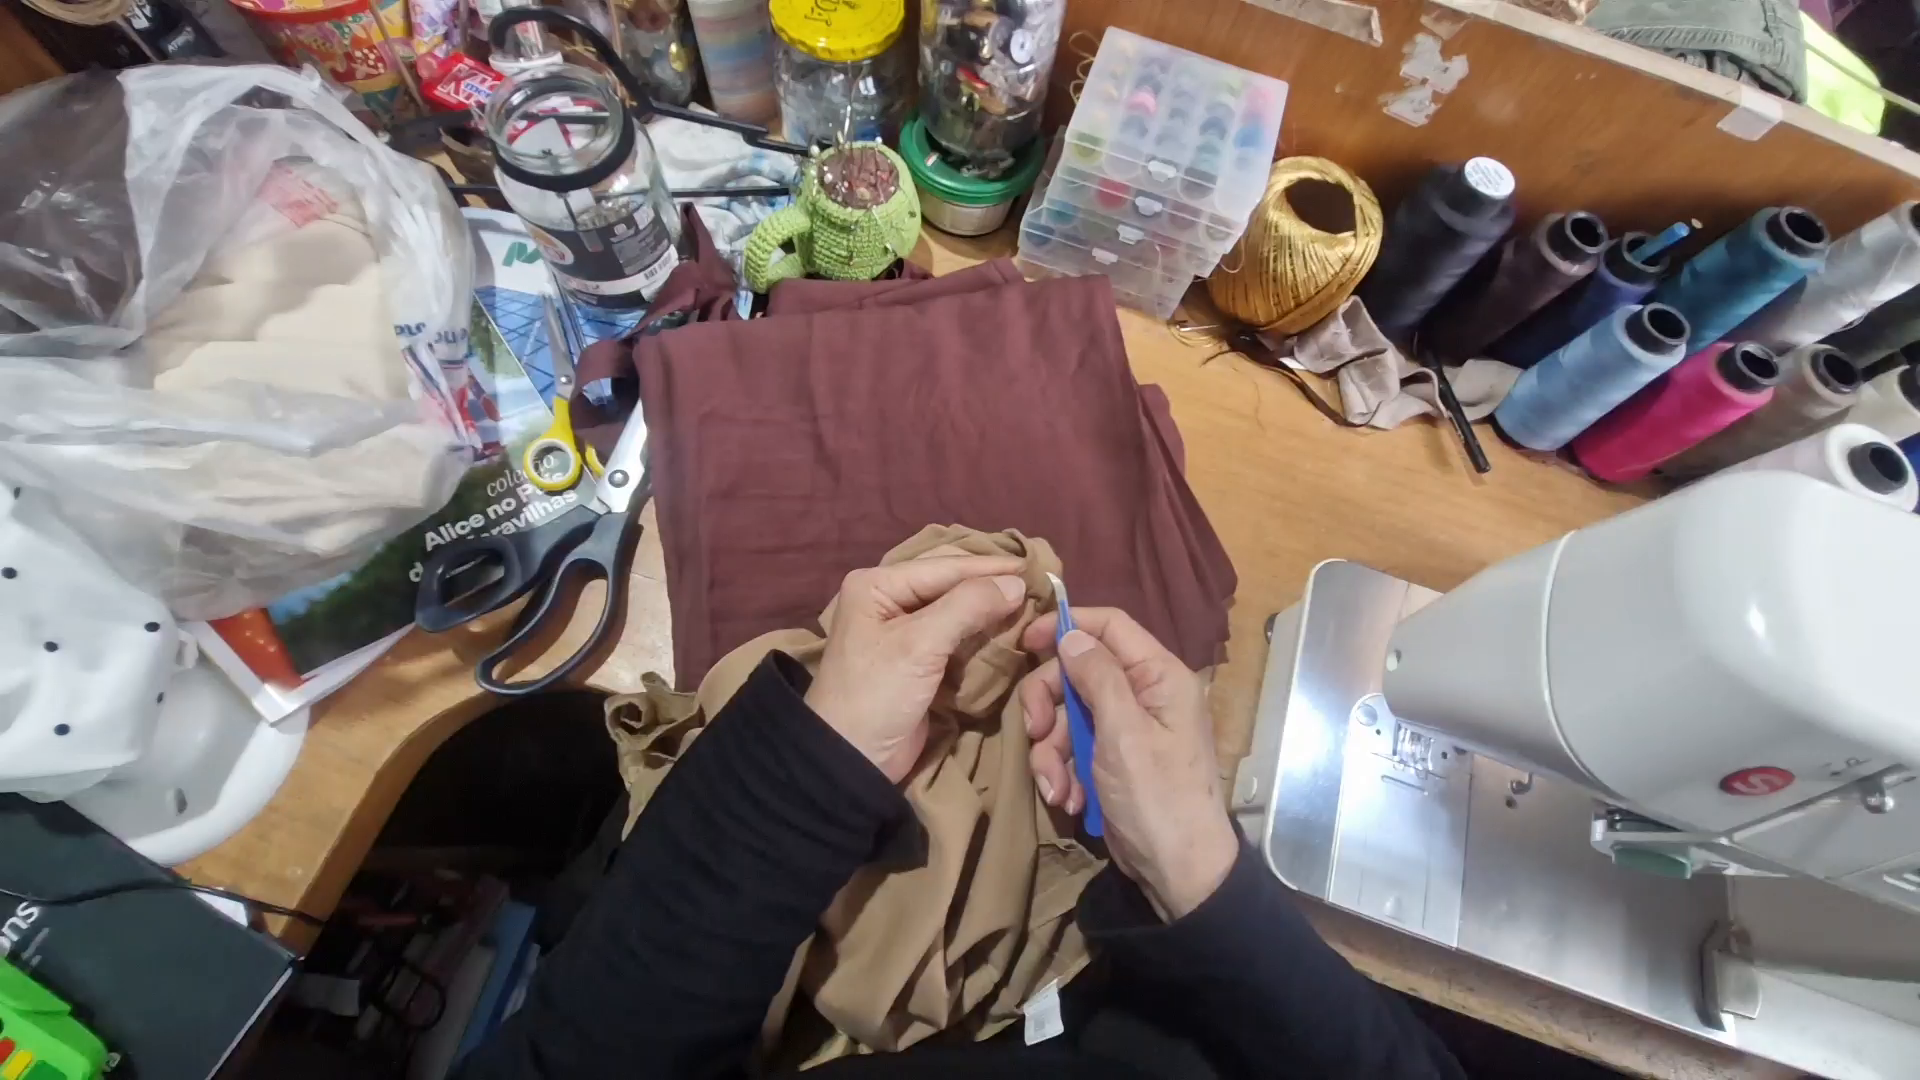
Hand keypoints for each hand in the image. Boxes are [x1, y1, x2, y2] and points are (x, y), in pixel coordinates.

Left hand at [805, 552, 1027, 782]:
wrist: (851, 760)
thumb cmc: (878, 693)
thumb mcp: (920, 645)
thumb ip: (968, 607)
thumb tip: (1016, 583)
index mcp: (877, 585)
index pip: (943, 567)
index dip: (990, 568)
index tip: (1034, 567)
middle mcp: (887, 598)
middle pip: (949, 583)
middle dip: (990, 584)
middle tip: (1036, 582)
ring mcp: (901, 629)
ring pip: (955, 608)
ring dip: (988, 608)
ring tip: (1030, 602)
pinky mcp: (916, 658)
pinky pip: (954, 634)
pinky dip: (980, 631)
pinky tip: (1007, 628)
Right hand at [1017, 608, 1237, 921]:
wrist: (1179, 874)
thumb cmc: (1157, 798)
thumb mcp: (1124, 733)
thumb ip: (1098, 677)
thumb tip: (1071, 634)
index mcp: (1159, 675)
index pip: (1110, 625)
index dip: (1066, 624)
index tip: (1026, 641)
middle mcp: (1143, 693)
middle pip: (1078, 670)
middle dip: (1050, 702)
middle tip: (1035, 731)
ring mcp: (1126, 727)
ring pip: (1068, 711)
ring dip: (1052, 747)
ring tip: (1055, 784)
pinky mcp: (1110, 757)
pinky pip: (1073, 745)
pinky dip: (1062, 769)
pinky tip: (1067, 797)